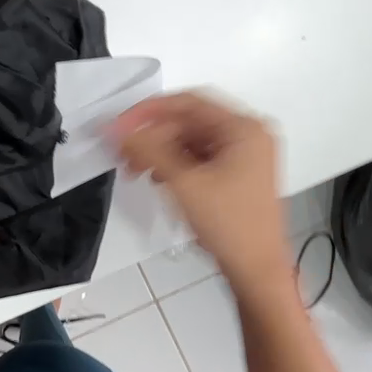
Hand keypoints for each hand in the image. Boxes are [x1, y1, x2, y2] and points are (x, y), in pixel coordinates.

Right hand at [109, 92, 290, 290]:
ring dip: (158, 151)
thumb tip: (116, 130)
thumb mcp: (184, 183)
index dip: (147, 112)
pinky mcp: (234, 175)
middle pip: (188, 122)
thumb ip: (148, 151)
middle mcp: (247, 135)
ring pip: (189, 141)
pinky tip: (156, 178)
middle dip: (151, 136)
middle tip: (122, 155)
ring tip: (135, 170)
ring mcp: (242, 156)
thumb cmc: (229, 225)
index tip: (116, 128)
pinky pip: (196, 158)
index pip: (187, 103)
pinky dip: (172, 164)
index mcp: (244, 128)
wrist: (255, 268)